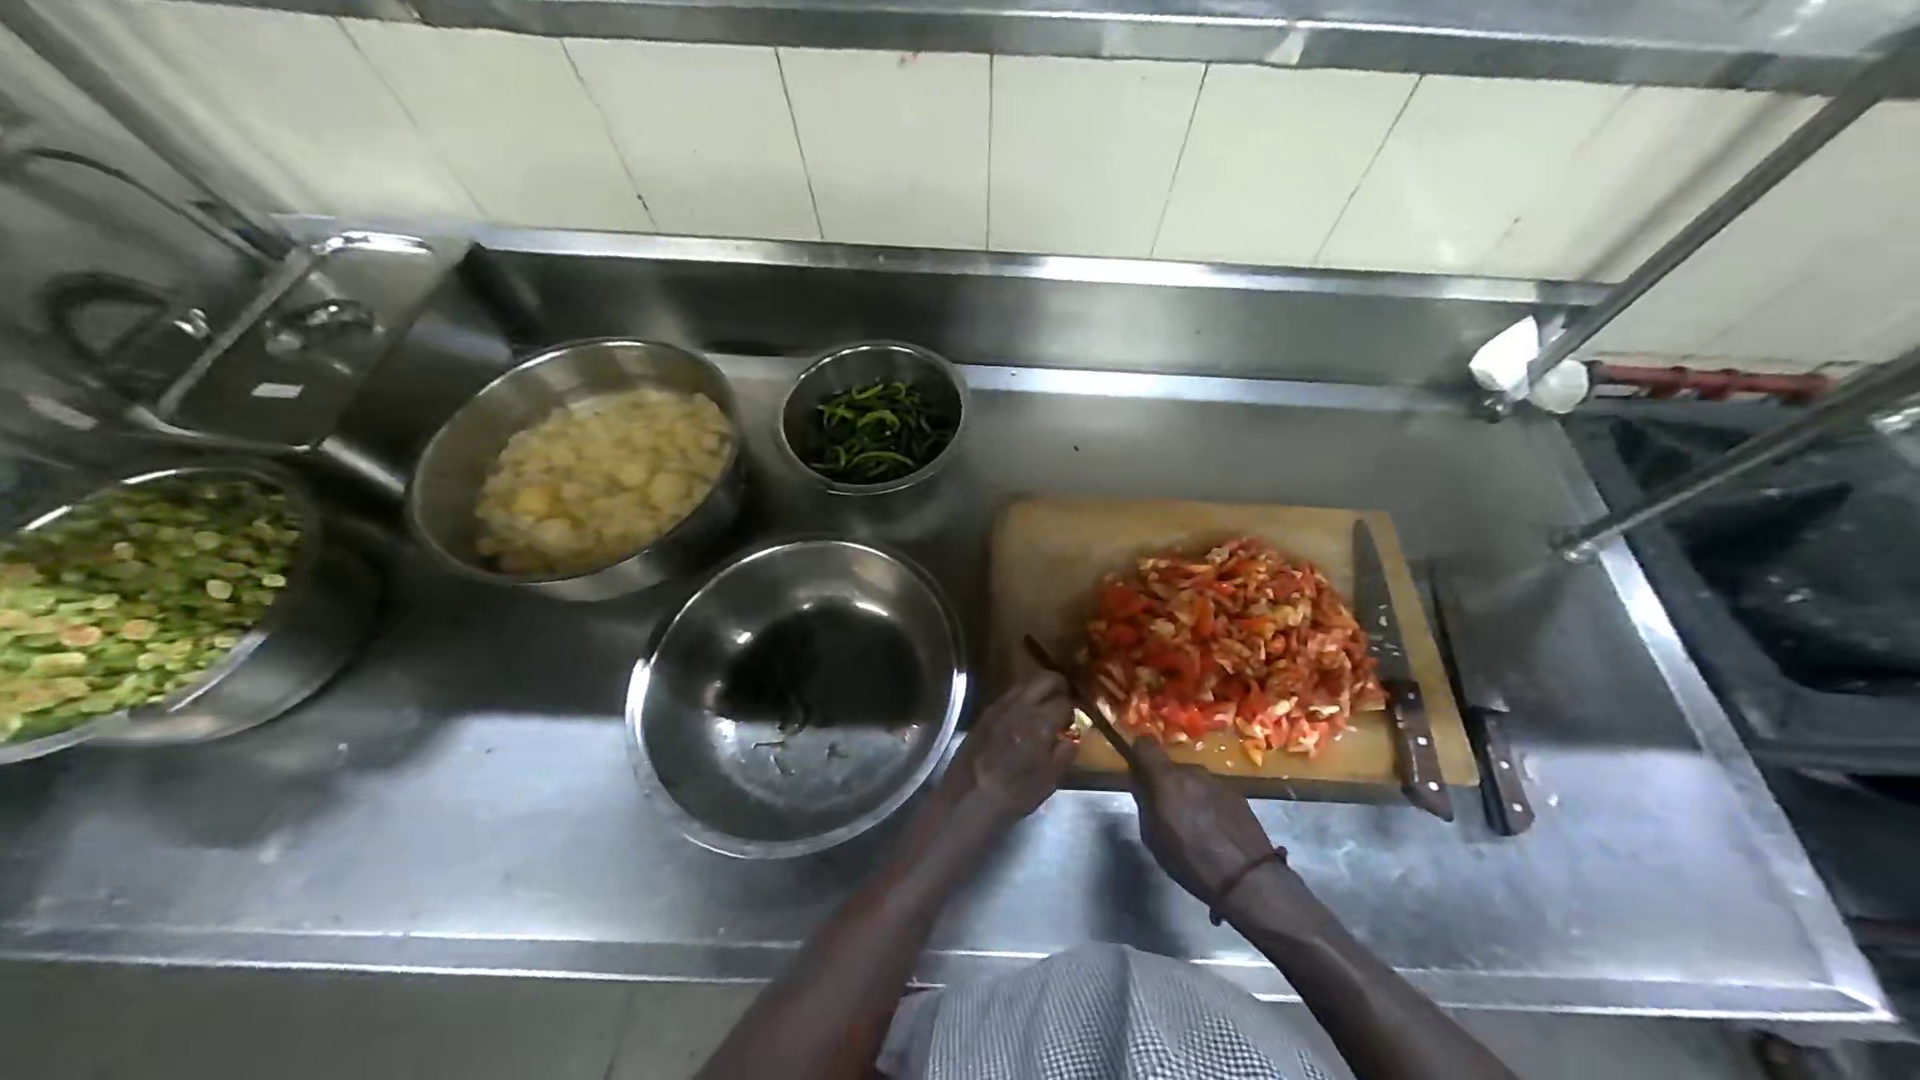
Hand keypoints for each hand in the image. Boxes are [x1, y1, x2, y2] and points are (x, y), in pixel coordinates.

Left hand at [937, 674, 1075, 824]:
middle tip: (1066, 698)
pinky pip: (1008, 695)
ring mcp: (999, 707)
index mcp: (1040, 723)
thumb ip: (1065, 753)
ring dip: (1039, 689)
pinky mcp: (985, 713)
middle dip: (1060, 685)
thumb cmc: (1014, 794)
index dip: (1075, 709)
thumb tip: (1073, 736)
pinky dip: (1021, 698)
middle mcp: (1020, 707)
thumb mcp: (1049, 780)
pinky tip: (1022, 714)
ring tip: (1045, 705)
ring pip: (1025, 683)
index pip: (1065, 702)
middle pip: (1045, 679)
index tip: (1075, 719)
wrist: (969, 797)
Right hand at [1129, 738, 1275, 903]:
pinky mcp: (1237, 794)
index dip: (1139, 755)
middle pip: (1171, 767)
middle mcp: (1192, 772)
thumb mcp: (1153, 836)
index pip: (1145, 745)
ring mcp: (1217, 781)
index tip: (1137, 772)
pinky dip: (1208, 802)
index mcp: (1166, 779)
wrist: (1246, 877)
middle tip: (1166, 808)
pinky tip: (1213, 827)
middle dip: (1165, 782)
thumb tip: (1140, 785)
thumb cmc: (1189, 860)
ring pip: (1193, 779)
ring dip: (1188, 792)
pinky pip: (1212, 791)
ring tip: (1193, 822)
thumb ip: (1144, 803)